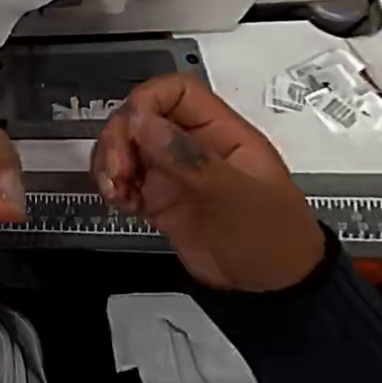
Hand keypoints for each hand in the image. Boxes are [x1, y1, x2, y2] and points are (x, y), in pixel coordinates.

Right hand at [91, 73, 323, 292]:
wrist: (270, 290)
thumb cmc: (273, 239)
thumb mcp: (236, 196)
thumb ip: (189, 158)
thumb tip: (143, 122)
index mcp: (219, 132)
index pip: (175, 92)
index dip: (147, 101)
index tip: (132, 128)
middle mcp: (191, 144)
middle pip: (138, 116)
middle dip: (119, 139)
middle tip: (118, 170)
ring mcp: (171, 169)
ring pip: (123, 145)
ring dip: (109, 162)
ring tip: (116, 190)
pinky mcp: (155, 195)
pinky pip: (120, 177)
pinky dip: (111, 186)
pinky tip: (121, 203)